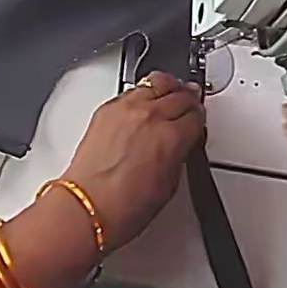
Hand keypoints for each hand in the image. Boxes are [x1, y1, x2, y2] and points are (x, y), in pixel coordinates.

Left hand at [61, 71, 204, 250]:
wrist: (87, 206)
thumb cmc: (122, 205)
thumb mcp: (169, 185)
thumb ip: (179, 154)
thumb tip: (179, 144)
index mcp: (171, 137)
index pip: (196, 115)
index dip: (199, 119)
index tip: (197, 121)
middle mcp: (150, 116)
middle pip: (180, 94)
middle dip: (189, 99)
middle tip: (191, 102)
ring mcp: (127, 108)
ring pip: (157, 81)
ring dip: (169, 86)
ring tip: (172, 89)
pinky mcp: (107, 108)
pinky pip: (133, 89)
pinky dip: (144, 91)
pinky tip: (146, 98)